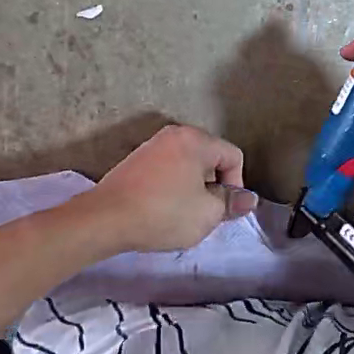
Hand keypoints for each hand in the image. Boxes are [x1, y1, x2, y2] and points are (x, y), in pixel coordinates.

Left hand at [80, 125, 258, 252]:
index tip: (222, 210)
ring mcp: (152, 146)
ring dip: (193, 189)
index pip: (234, 156)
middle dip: (214, 186)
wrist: (105, 219)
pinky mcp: (135, 162)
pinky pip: (168, 171)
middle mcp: (174, 134)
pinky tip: (162, 210)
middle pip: (211, 158)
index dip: (236, 185)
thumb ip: (231, 203)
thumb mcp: (208, 213)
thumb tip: (248, 198)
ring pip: (189, 166)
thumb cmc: (163, 213)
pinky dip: (172, 188)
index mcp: (196, 140)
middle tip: (205, 214)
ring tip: (182, 214)